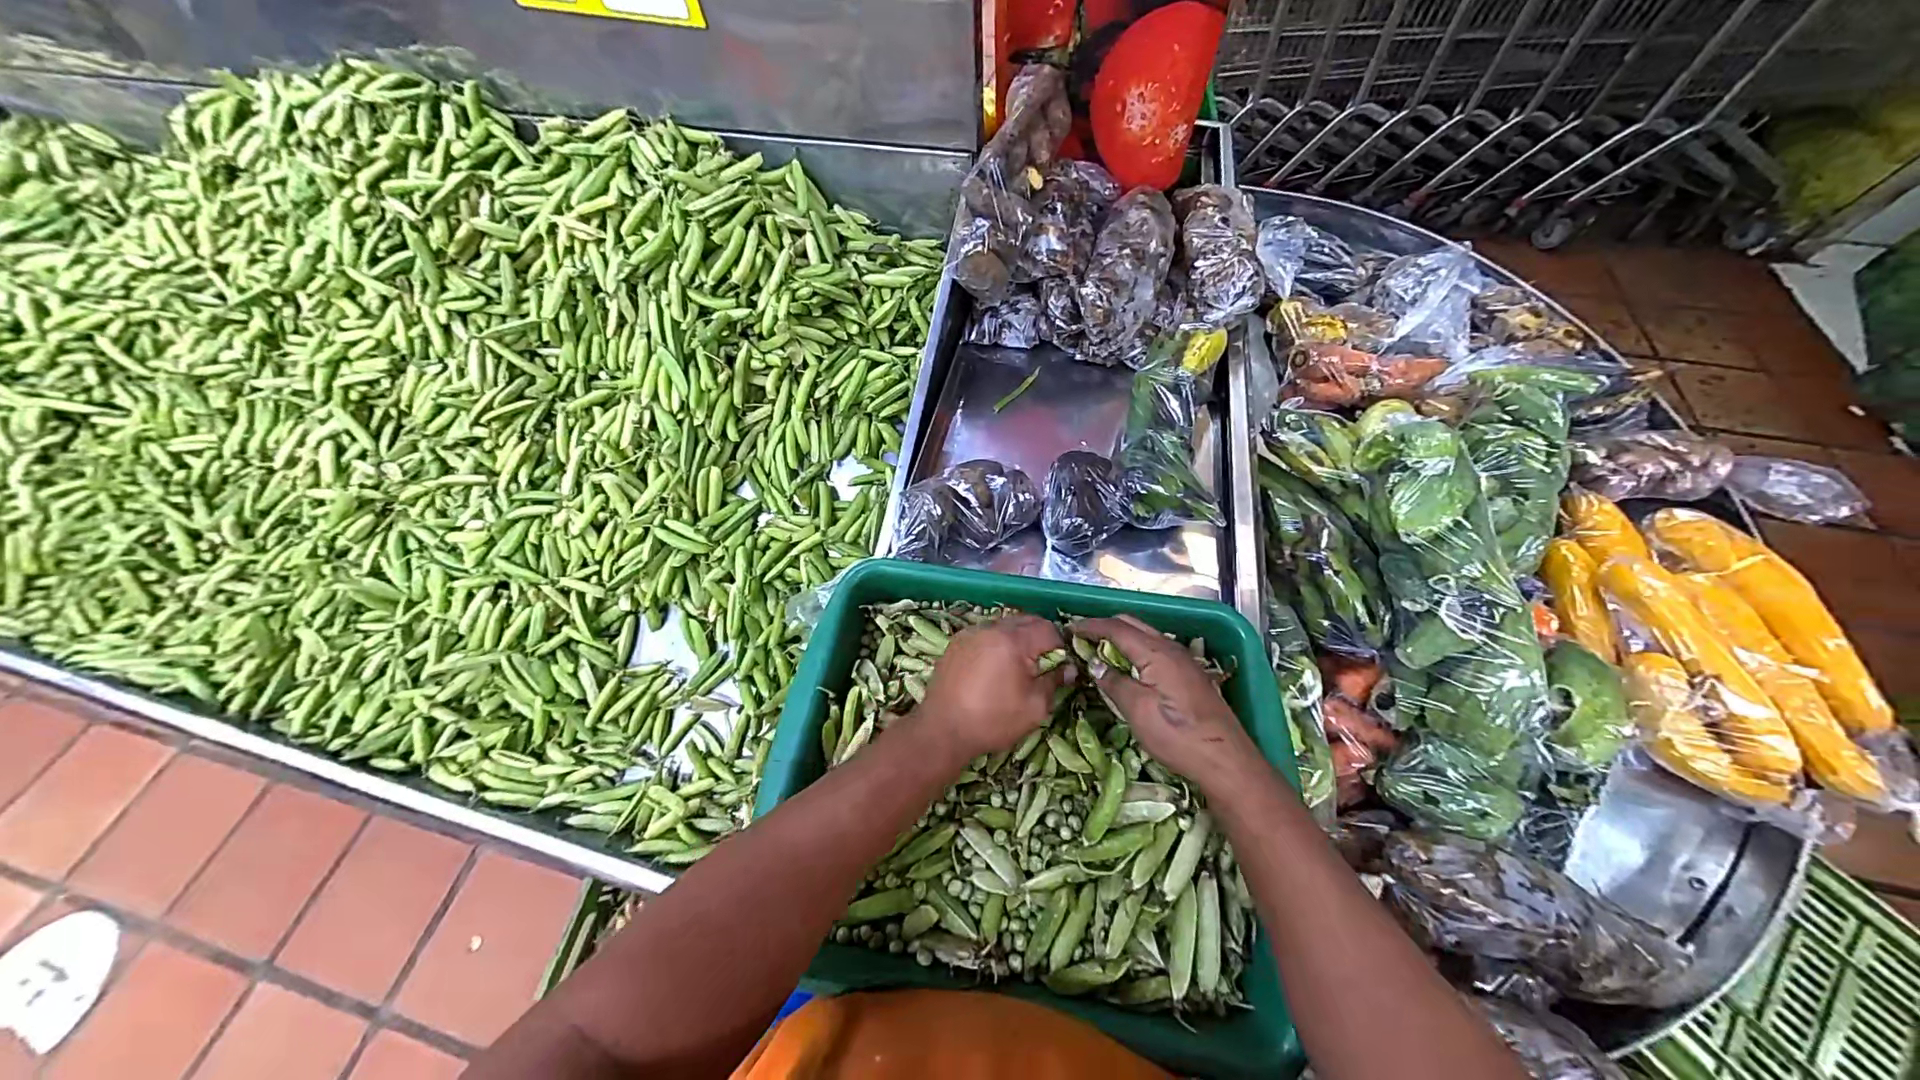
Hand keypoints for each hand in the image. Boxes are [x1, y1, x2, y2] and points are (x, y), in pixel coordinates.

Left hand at [912, 614, 1067, 763]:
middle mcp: (991, 628)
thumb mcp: (1035, 707)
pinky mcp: (956, 642)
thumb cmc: (993, 720)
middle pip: (1026, 621)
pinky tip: (995, 666)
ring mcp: (970, 633)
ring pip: (1004, 624)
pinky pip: (985, 633)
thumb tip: (1068, 669)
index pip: (1048, 629)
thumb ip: (1054, 682)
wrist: (942, 730)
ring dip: (1018, 637)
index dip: (1061, 645)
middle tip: (1045, 663)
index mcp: (1013, 640)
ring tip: (1020, 665)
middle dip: (1041, 637)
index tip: (1062, 664)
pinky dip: (997, 642)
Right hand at [1072, 614, 1265, 794]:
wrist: (1226, 761)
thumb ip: (1114, 683)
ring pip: (1145, 636)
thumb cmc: (1178, 737)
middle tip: (1080, 638)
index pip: (1116, 628)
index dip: (1090, 626)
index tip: (1068, 629)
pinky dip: (1135, 649)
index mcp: (1156, 653)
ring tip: (1098, 651)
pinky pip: (1155, 650)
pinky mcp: (1189, 676)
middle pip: (1132, 624)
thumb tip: (1095, 664)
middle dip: (1104, 627)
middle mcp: (1171, 649)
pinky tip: (1127, 667)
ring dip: (1121, 637)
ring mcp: (1184, 661)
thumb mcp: (1138, 711)